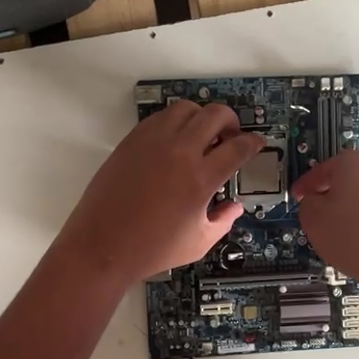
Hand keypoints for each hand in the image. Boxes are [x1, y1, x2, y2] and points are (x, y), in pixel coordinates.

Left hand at [56, 101, 262, 285]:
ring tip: (202, 134)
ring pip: (186, 109)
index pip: (238, 147)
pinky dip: (174, 121)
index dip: (254, 142)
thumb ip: (223, 221)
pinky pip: (159, 118)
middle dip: (231, 121)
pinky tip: (175, 140)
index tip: (257, 143)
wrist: (102, 246)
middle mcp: (179, 152)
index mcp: (201, 179)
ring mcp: (153, 142)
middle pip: (215, 115)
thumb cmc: (152, 249)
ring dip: (201, 117)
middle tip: (231, 135)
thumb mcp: (199, 243)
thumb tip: (234, 207)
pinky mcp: (131, 141)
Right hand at [292, 150, 358, 293]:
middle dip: (333, 187)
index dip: (307, 184)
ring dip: (356, 196)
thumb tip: (316, 200)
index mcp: (352, 163)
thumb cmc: (353, 239)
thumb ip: (308, 203)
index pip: (322, 169)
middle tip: (320, 207)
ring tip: (346, 219)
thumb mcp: (313, 220)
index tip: (298, 195)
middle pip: (348, 172)